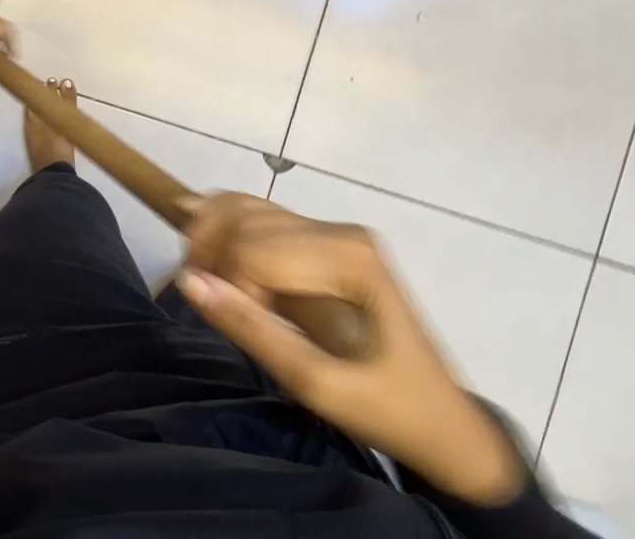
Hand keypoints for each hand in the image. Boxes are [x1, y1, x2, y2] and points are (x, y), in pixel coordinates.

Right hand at [178, 193, 523, 504]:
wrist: (444, 423)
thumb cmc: (387, 409)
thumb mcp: (317, 385)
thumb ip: (252, 330)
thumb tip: (190, 282)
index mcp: (349, 259)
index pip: (253, 250)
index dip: (228, 287)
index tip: (229, 326)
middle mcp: (341, 231)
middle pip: (246, 222)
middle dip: (210, 256)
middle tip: (195, 298)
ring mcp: (335, 232)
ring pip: (247, 211)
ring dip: (211, 238)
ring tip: (196, 277)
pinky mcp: (325, 243)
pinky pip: (261, 219)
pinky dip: (226, 228)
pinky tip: (202, 242)